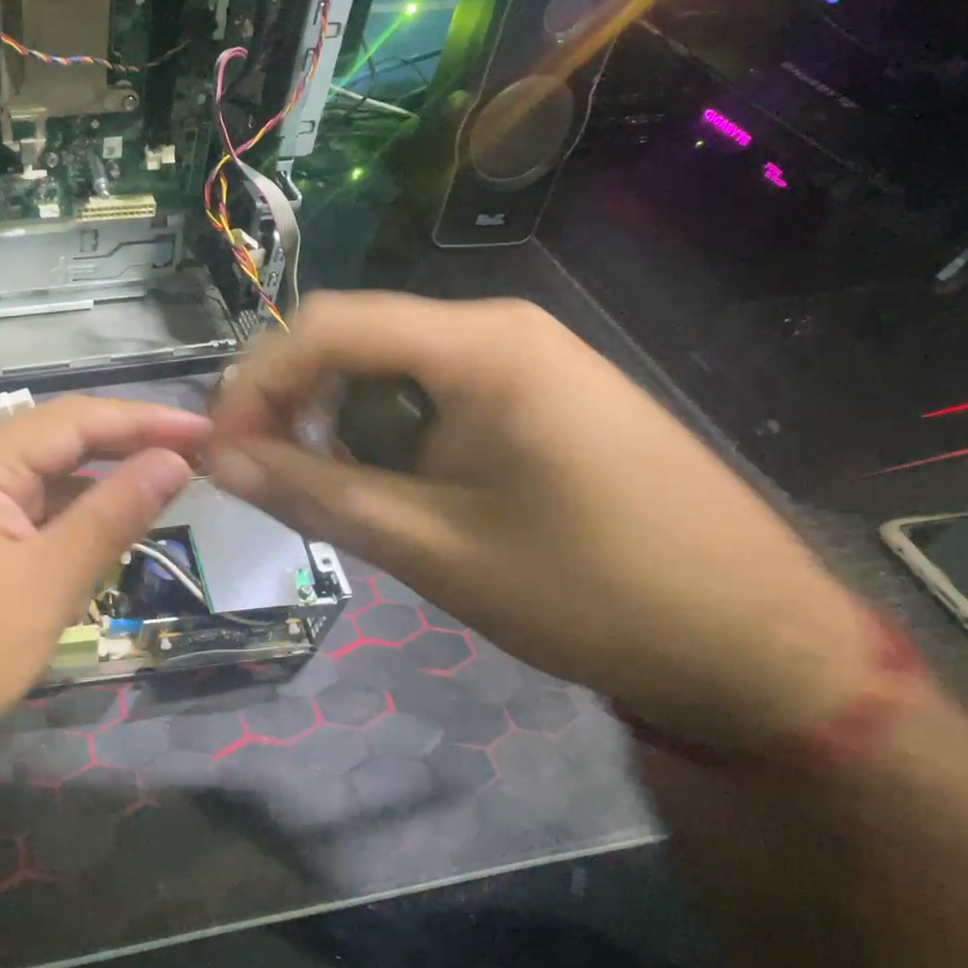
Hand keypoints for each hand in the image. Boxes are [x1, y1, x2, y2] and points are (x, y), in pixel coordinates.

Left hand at [0, 397, 209, 762]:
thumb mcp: (50, 580)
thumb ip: (114, 513)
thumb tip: (174, 460)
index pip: (74, 419)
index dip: (145, 420)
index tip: (206, 430)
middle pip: (58, 439)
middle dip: (126, 444)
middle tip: (197, 453)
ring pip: (44, 475)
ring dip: (101, 479)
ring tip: (168, 482)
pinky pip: (27, 508)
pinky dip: (71, 513)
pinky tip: (111, 523)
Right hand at [209, 292, 868, 748]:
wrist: (750, 640)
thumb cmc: (587, 591)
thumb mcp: (431, 546)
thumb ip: (316, 494)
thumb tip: (219, 461)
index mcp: (480, 346)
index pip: (327, 327)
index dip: (255, 382)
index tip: (217, 450)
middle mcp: (501, 329)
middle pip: (356, 337)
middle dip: (290, 399)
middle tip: (254, 473)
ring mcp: (529, 357)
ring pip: (392, 365)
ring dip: (336, 417)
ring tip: (311, 486)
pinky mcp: (543, 394)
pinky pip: (436, 389)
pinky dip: (386, 429)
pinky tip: (381, 481)